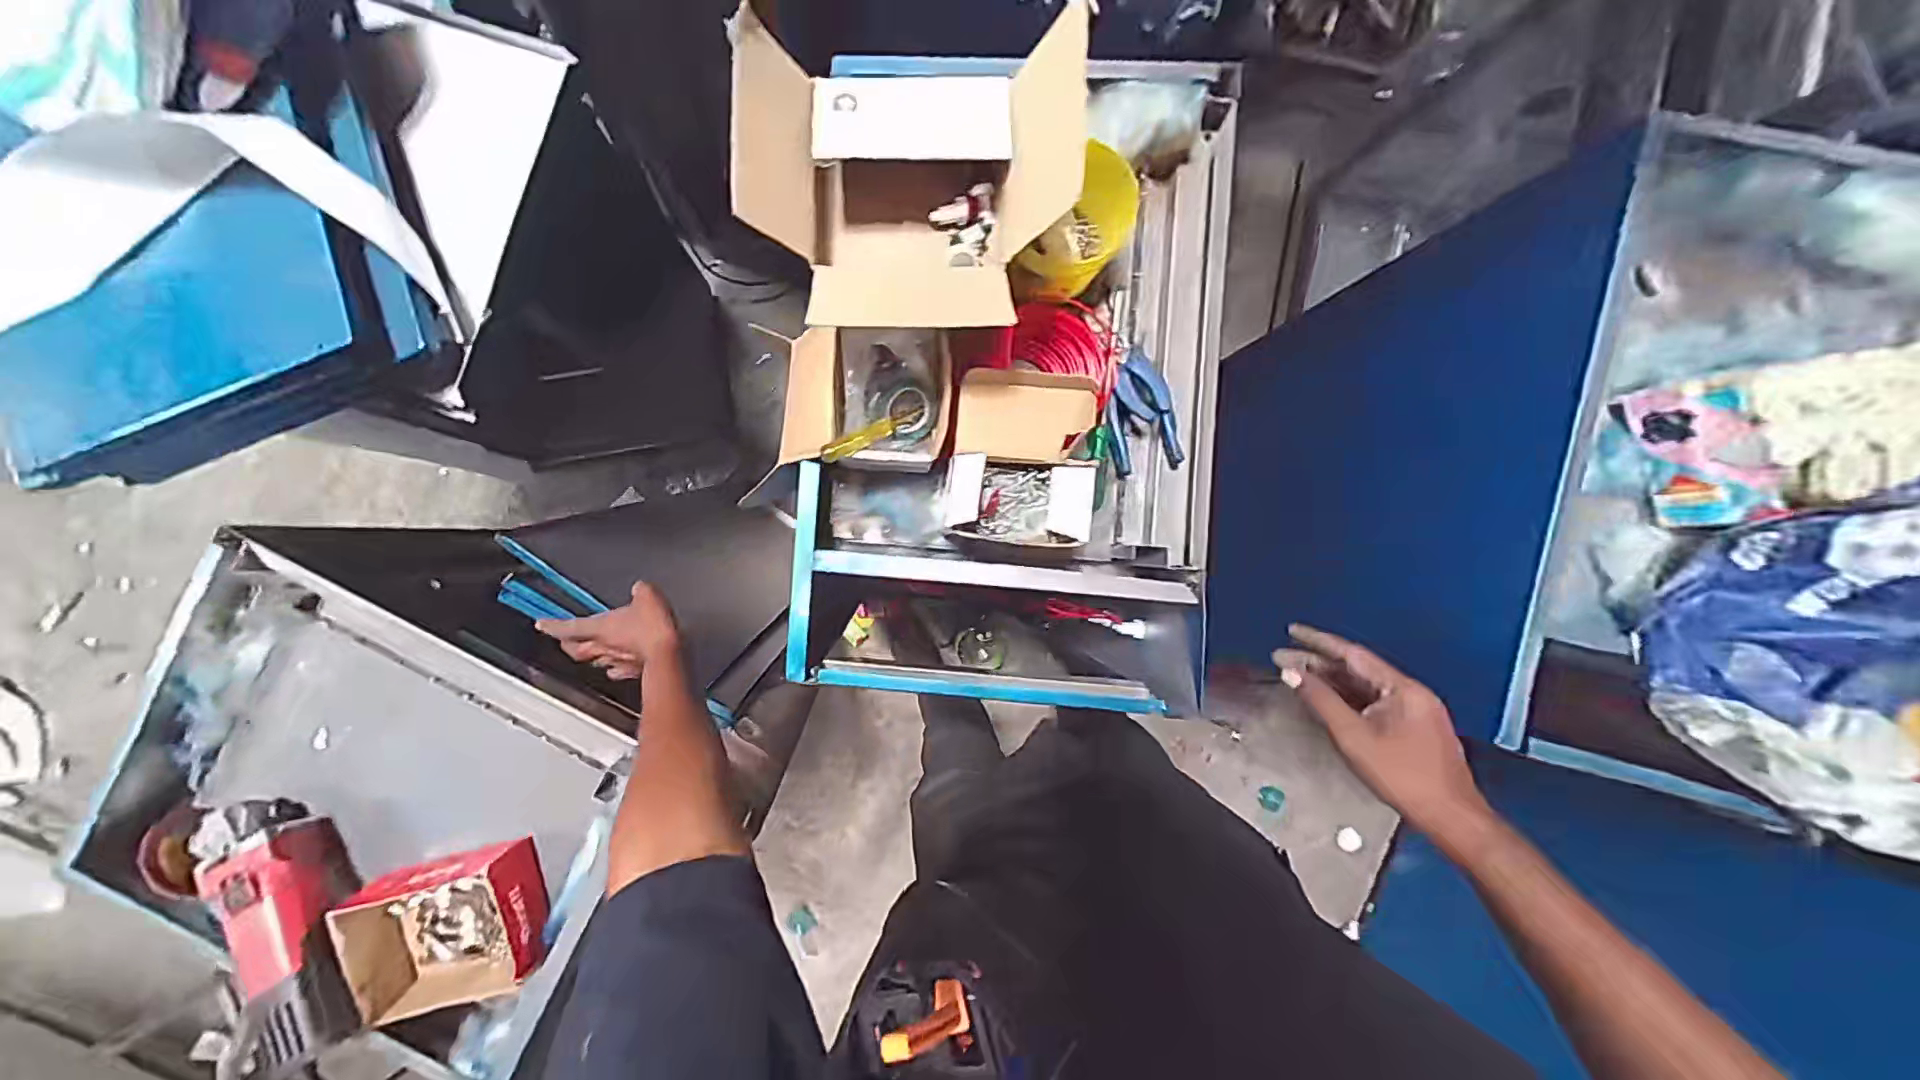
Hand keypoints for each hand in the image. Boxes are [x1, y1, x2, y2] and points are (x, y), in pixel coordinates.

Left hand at [536, 582, 681, 680]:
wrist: (667, 655)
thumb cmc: (653, 628)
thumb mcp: (647, 596)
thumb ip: (640, 590)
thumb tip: (640, 589)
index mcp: (600, 626)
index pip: (568, 627)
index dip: (552, 625)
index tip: (541, 624)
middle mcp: (603, 646)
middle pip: (574, 649)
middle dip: (566, 644)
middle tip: (564, 640)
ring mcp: (616, 661)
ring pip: (593, 661)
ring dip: (589, 656)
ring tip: (590, 651)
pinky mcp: (631, 672)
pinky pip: (616, 671)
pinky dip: (613, 668)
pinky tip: (617, 666)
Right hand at [1273, 625, 1491, 842]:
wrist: (1450, 816)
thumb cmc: (1404, 777)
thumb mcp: (1354, 737)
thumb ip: (1321, 701)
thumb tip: (1292, 673)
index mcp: (1402, 689)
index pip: (1352, 654)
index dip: (1318, 641)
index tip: (1293, 631)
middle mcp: (1410, 693)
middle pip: (1357, 669)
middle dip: (1318, 662)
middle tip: (1282, 657)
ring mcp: (1412, 710)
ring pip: (1363, 686)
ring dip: (1329, 680)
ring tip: (1296, 673)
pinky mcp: (1410, 726)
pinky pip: (1371, 702)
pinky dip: (1345, 697)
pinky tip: (1324, 697)